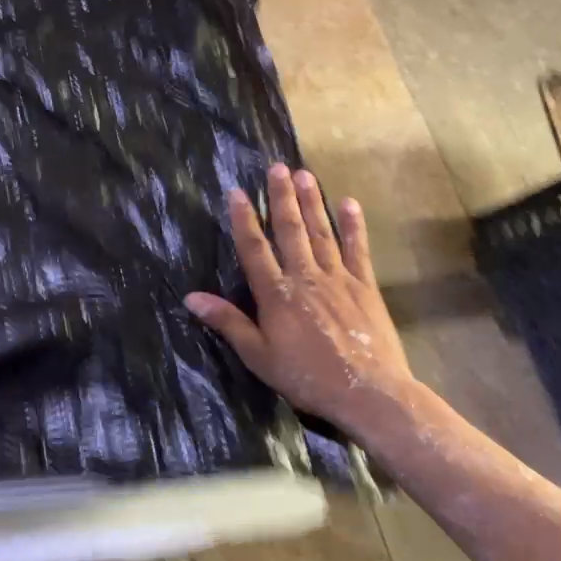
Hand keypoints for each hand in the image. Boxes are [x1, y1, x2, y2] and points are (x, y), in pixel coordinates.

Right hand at [185, 164, 414, 431]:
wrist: (369, 393)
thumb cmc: (307, 377)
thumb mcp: (258, 356)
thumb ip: (228, 322)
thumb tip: (191, 297)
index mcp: (276, 294)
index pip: (254, 248)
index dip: (243, 219)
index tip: (236, 191)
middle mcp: (304, 278)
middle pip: (289, 230)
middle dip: (281, 197)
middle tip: (276, 167)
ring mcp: (337, 279)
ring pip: (321, 232)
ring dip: (312, 202)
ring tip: (304, 174)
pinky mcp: (364, 287)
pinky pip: (358, 250)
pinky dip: (353, 226)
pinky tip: (349, 204)